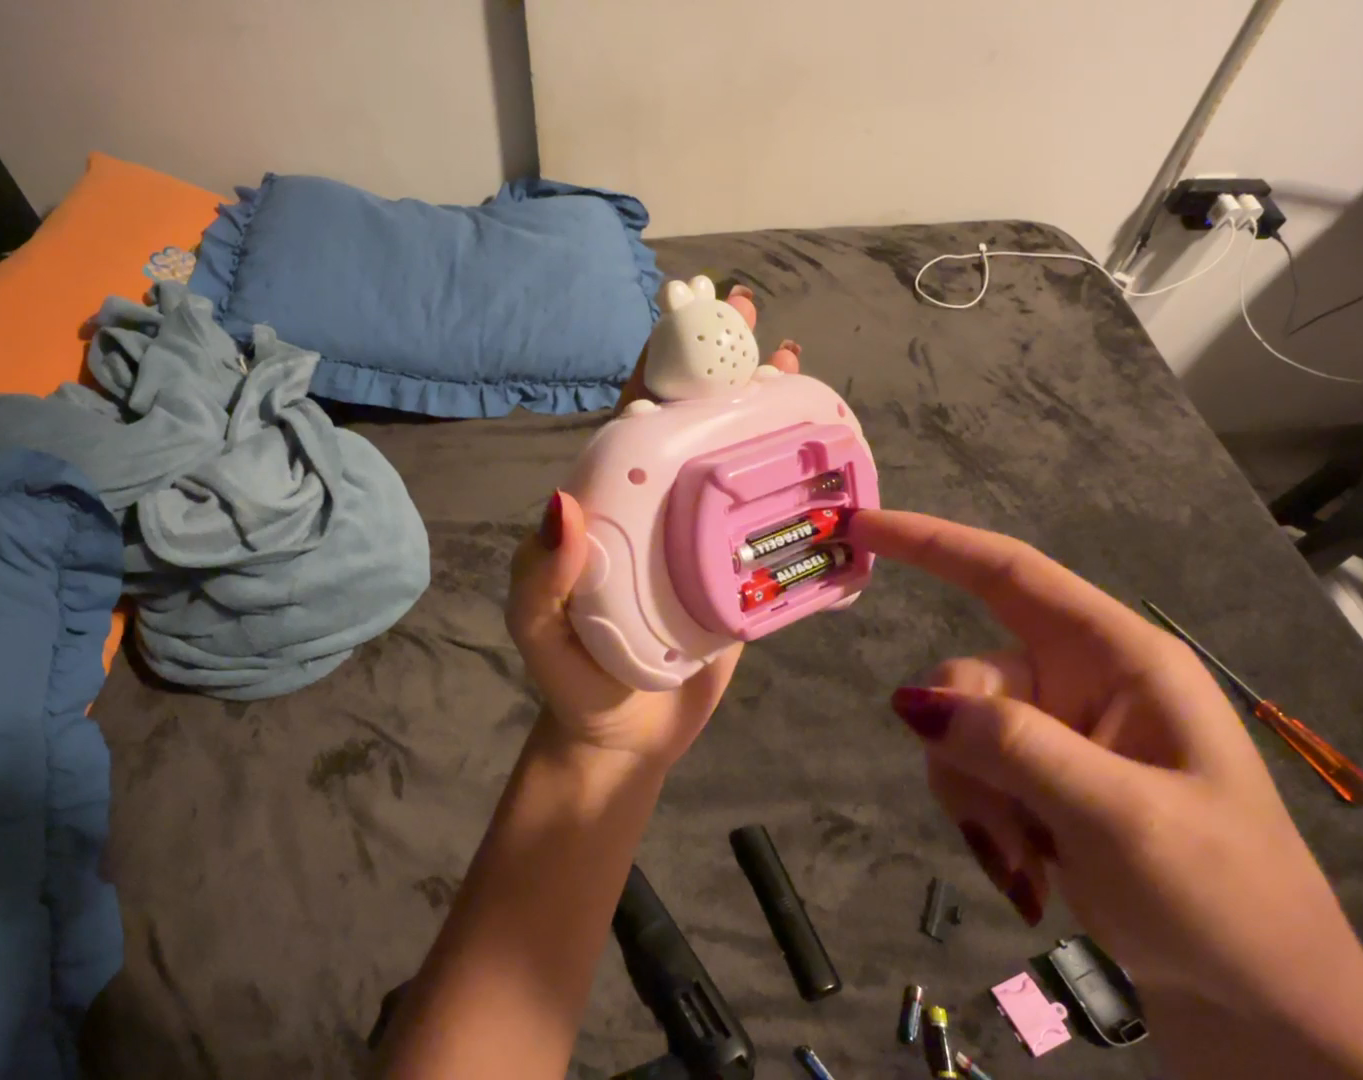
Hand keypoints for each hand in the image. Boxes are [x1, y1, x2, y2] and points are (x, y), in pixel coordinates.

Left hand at [505, 284, 799, 765]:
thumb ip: (543, 574)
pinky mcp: (734, 572)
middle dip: (721, 369)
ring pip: (734, 461)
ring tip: (796, 367)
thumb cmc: (574, 678)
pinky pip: (764, 518)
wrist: (623, 736)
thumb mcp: (540, 628)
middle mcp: (654, 508)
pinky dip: (792, 482)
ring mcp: (697, 537)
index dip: (659, 367)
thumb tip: (562, 502)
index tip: (690, 315)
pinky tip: (822, 457)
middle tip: (756, 321)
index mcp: (610, 505)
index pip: (631, 420)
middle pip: (691, 425)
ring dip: (764, 412)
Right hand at [850, 510, 1362, 1077]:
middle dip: (963, 753)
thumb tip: (912, 700)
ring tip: (1026, 865)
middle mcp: (1079, 683)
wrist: (1258, 1004)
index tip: (859, 524)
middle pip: (966, 678)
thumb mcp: (1120, 817)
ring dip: (973, 799)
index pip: (1009, 575)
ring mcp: (1056, 734)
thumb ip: (1014, 747)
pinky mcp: (1039, 779)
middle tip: (1004, 833)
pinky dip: (979, 820)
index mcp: (1120, 659)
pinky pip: (967, 772)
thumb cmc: (1219, 896)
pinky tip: (1026, 871)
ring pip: (955, 732)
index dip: (932, 542)